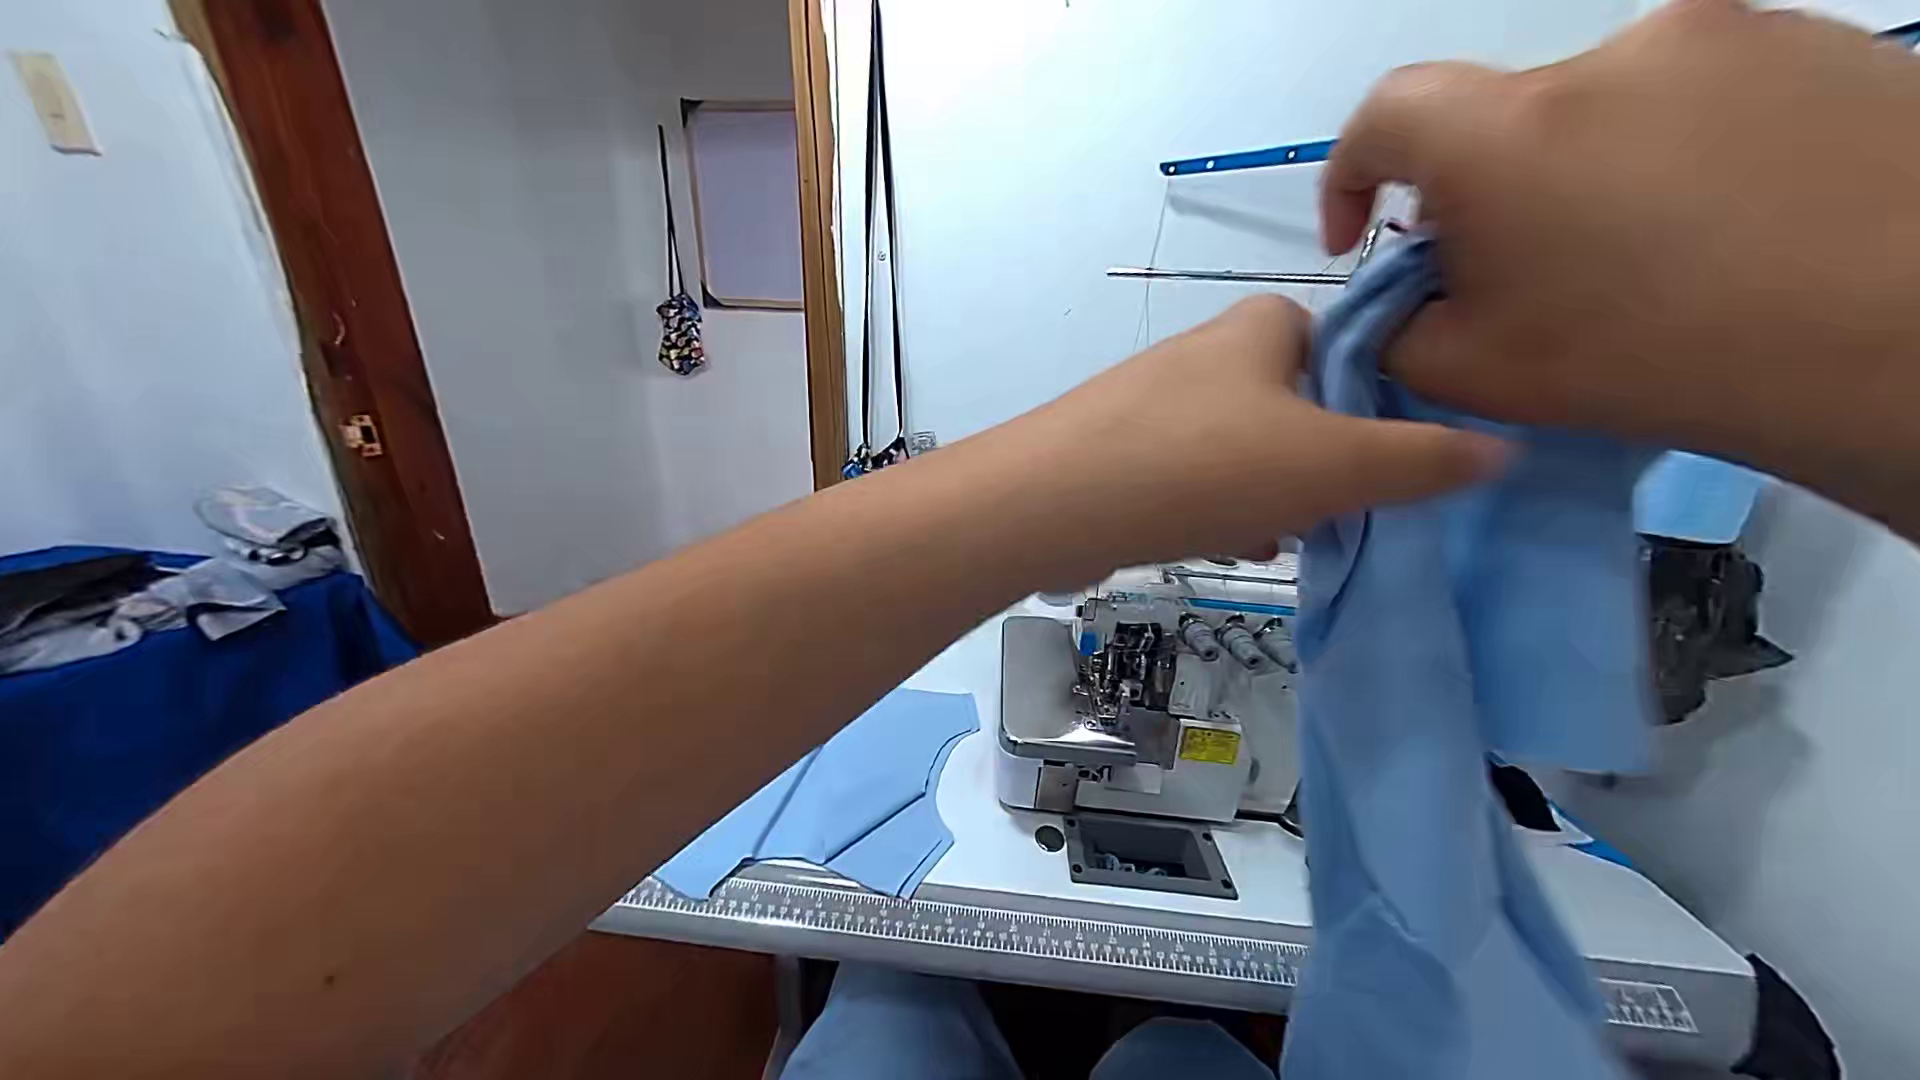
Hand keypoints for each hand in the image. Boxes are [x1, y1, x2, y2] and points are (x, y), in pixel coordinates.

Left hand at [987, 295, 1506, 572]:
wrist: (1056, 504)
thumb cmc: (1201, 466)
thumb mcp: (1331, 463)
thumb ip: (1419, 458)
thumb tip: (1498, 450)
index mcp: (1261, 329)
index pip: (1349, 345)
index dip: (1381, 402)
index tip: (1394, 461)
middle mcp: (1203, 356)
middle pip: (1293, 406)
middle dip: (1318, 463)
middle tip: (1334, 511)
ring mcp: (1152, 406)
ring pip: (1238, 450)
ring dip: (1265, 495)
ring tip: (1280, 537)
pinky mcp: (1117, 454)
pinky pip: (1187, 479)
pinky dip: (1212, 509)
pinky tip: (1223, 542)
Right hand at [1322, 0, 1919, 529]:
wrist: (1900, 339)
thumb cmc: (1635, 354)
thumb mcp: (1457, 366)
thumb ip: (1390, 323)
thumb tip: (1398, 295)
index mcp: (1505, 134)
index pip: (1383, 115)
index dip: (1349, 175)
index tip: (1361, 238)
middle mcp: (1608, 57)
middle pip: (1486, 121)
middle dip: (1461, 196)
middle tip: (1490, 274)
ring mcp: (1725, 36)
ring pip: (1580, 111)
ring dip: (1553, 177)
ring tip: (1598, 258)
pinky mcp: (1816, 42)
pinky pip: (1675, 98)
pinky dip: (1642, 157)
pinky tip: (1685, 228)